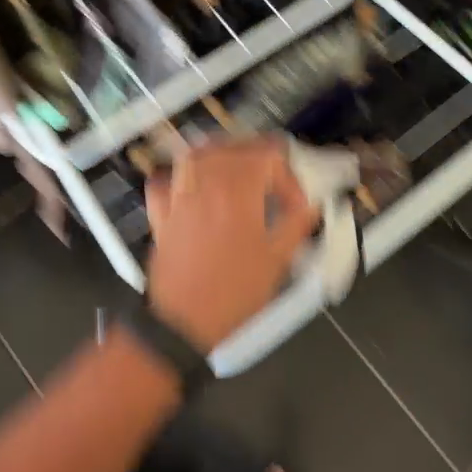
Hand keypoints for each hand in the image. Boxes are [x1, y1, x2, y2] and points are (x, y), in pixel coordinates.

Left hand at [145, 138, 319, 350]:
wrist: (182, 324)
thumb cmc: (234, 293)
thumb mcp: (277, 261)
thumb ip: (296, 226)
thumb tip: (310, 207)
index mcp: (238, 190)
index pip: (269, 158)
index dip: (289, 178)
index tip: (298, 205)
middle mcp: (206, 184)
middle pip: (233, 147)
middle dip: (259, 155)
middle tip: (276, 174)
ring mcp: (179, 197)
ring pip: (197, 155)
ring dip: (221, 154)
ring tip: (238, 166)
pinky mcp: (161, 215)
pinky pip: (166, 182)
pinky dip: (178, 176)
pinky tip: (191, 185)